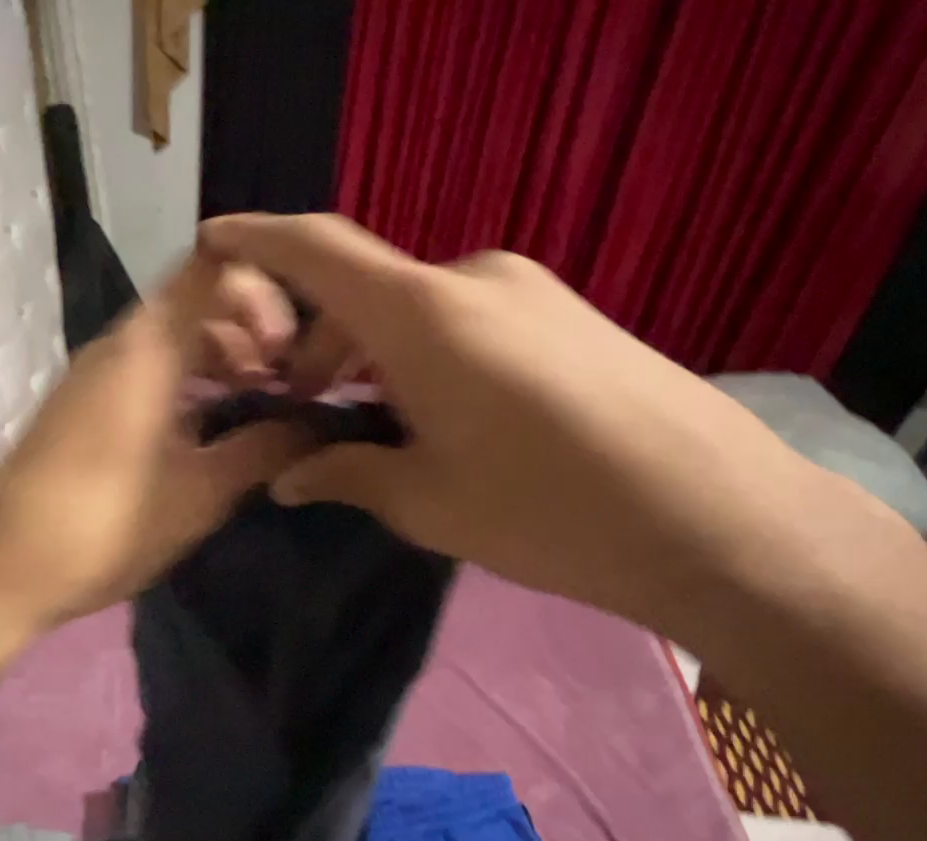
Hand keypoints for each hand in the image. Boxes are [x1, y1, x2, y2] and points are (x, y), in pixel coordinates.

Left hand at [0, 254, 316, 643]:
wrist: (0, 572)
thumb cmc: (106, 527)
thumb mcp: (200, 494)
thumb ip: (264, 450)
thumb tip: (318, 427)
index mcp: (148, 348)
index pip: (215, 264)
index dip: (267, 288)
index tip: (294, 349)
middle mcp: (116, 345)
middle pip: (196, 301)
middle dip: (251, 333)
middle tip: (285, 389)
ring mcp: (91, 376)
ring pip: (169, 340)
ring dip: (220, 363)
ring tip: (254, 413)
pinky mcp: (78, 408)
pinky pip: (143, 372)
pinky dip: (185, 385)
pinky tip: (204, 436)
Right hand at [195, 213, 895, 633]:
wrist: (714, 516)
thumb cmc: (544, 510)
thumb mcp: (424, 501)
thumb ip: (345, 473)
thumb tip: (287, 475)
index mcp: (421, 315)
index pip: (318, 250)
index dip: (258, 239)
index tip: (212, 238)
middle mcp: (471, 280)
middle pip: (364, 289)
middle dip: (316, 341)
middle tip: (299, 408)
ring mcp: (527, 292)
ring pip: (414, 308)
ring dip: (371, 354)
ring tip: (366, 424)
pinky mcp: (565, 314)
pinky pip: (464, 319)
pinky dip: (421, 354)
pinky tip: (431, 414)